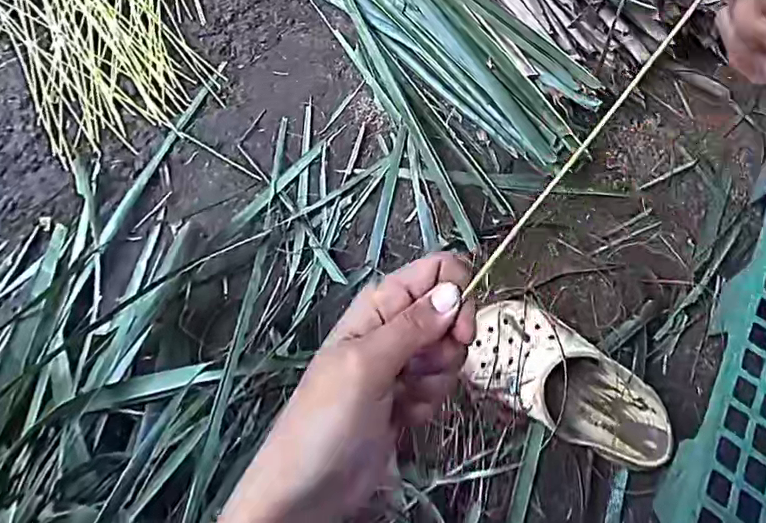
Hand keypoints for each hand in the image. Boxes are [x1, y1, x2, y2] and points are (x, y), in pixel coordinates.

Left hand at [220, 253, 477, 522]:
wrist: (305, 495)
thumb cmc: (325, 420)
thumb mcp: (366, 365)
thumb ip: (413, 326)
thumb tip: (455, 291)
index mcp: (382, 303)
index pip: (436, 270)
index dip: (457, 289)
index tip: (460, 324)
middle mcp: (396, 324)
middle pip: (452, 310)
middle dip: (448, 341)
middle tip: (427, 365)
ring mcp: (405, 361)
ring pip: (450, 349)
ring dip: (437, 376)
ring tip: (404, 396)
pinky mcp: (411, 394)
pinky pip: (442, 383)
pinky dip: (429, 401)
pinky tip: (403, 416)